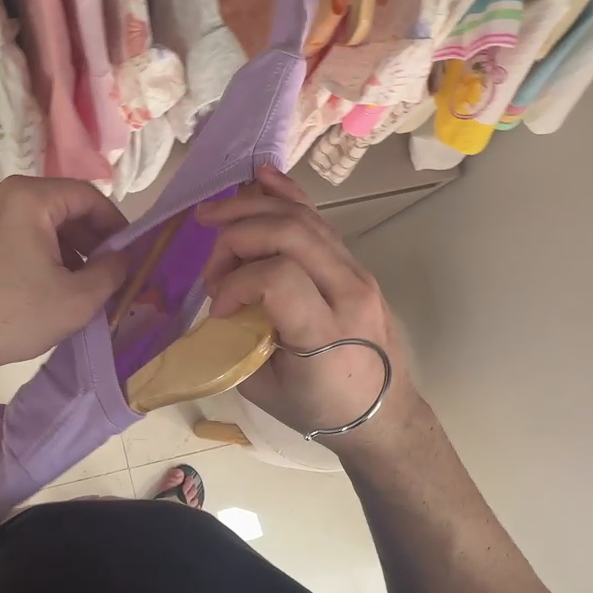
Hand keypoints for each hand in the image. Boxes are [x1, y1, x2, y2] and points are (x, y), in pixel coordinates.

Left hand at [0, 177, 131, 378]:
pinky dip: (39, 251)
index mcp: (28, 197)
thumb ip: (112, 270)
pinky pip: (16, 233)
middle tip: (107, 269)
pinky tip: (48, 283)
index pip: (87, 195)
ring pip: (38, 220)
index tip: (129, 251)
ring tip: (81, 282)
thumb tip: (123, 257)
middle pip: (60, 205)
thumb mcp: (79, 299)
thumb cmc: (17, 316)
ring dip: (66, 246)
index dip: (114, 223)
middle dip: (89, 236)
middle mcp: (1, 194)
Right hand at [197, 167, 418, 451]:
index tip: (219, 311)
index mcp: (324, 331)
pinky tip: (260, 179)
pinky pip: (319, 222)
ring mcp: (357, 273)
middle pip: (289, 233)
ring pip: (304, 218)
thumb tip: (218, 311)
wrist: (382, 412)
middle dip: (237, 237)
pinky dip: (287, 197)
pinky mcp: (355, 266)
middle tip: (210, 266)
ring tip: (213, 214)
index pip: (276, 276)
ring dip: (253, 209)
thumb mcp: (265, 391)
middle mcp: (347, 291)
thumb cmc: (321, 409)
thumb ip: (238, 344)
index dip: (235, 283)